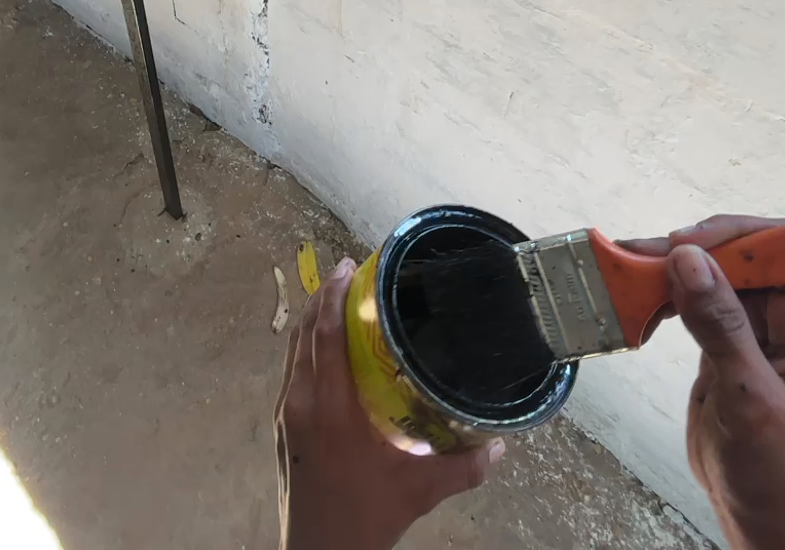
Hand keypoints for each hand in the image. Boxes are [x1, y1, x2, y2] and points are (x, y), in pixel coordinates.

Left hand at [276, 257, 502, 549]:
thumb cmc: (367, 516)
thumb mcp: (419, 490)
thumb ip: (462, 467)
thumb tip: (501, 445)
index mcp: (330, 408)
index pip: (325, 337)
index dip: (333, 297)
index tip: (348, 268)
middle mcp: (301, 401)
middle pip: (304, 332)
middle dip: (322, 296)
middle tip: (347, 270)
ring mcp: (286, 409)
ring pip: (294, 348)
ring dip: (312, 317)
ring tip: (335, 295)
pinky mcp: (282, 421)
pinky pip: (291, 367)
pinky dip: (306, 343)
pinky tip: (325, 341)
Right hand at [623, 216, 784, 549]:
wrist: (768, 530)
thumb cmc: (779, 477)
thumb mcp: (751, 401)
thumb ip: (721, 326)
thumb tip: (687, 256)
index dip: (742, 236)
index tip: (686, 242)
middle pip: (749, 256)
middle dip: (695, 249)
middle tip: (639, 252)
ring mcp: (767, 331)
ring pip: (718, 272)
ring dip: (672, 267)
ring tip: (627, 265)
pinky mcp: (733, 342)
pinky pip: (700, 298)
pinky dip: (667, 292)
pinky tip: (638, 294)